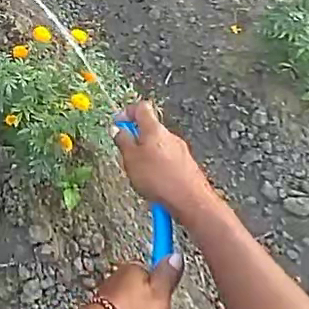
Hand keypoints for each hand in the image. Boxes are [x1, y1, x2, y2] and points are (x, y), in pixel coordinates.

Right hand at [111, 100, 221, 226]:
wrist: (190, 201)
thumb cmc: (159, 178)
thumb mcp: (131, 158)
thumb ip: (123, 141)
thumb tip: (117, 129)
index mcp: (154, 129)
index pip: (141, 108)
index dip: (127, 113)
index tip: (118, 124)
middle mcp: (169, 136)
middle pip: (149, 129)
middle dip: (136, 140)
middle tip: (127, 156)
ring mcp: (180, 150)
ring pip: (158, 147)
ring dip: (147, 156)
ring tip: (141, 175)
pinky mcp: (186, 166)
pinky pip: (167, 162)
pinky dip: (158, 169)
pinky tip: (155, 185)